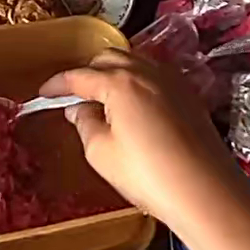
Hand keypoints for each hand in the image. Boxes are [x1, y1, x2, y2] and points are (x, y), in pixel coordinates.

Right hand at [41, 51, 249, 249]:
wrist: (206, 191)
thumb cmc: (149, 174)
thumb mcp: (102, 154)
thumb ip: (85, 125)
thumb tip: (79, 109)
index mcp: (119, 82)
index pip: (79, 75)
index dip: (58, 83)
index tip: (44, 92)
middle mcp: (147, 72)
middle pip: (109, 58)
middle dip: (87, 71)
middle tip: (73, 93)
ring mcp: (172, 81)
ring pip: (135, 62)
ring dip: (114, 72)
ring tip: (102, 96)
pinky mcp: (190, 95)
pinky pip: (155, 75)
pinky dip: (137, 80)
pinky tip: (134, 103)